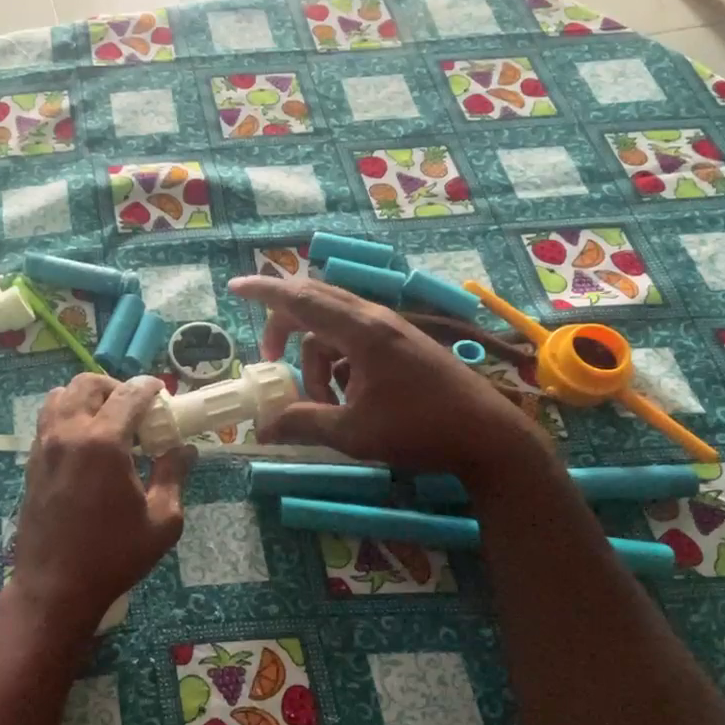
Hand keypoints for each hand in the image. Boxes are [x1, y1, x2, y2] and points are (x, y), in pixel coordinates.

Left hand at [8, 373, 194, 629]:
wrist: (54, 587)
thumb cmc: (113, 556)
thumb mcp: (160, 520)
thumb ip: (173, 476)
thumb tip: (186, 450)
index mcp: (103, 442)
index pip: (128, 395)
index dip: (148, 389)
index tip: (162, 394)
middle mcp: (68, 433)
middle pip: (87, 384)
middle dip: (115, 388)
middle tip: (136, 411)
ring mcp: (44, 446)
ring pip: (60, 396)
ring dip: (86, 398)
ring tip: (108, 422)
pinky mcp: (31, 462)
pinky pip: (47, 420)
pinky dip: (67, 416)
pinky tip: (87, 445)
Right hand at [229, 275, 551, 482]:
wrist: (489, 437)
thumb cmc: (419, 431)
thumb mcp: (351, 433)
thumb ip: (302, 423)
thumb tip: (262, 428)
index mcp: (361, 332)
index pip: (301, 299)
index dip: (264, 292)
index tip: (235, 287)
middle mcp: (377, 320)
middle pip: (315, 305)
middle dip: (285, 329)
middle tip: (268, 357)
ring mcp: (394, 331)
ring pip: (334, 329)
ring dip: (316, 360)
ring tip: (320, 402)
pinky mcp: (406, 345)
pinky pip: (356, 340)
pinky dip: (339, 364)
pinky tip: (347, 399)